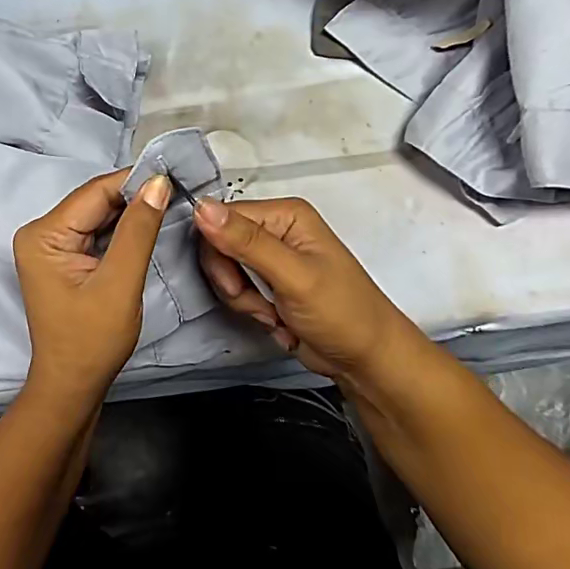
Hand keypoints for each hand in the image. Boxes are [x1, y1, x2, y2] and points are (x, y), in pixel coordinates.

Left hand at [13, 170, 171, 401]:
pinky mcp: (63, 259)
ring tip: (168, 204)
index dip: (134, 181)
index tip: (173, 174)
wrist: (73, 385)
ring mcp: (50, 246)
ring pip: (98, 216)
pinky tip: (147, 227)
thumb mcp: (120, 282)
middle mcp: (40, 233)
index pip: (94, 193)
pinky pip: (96, 233)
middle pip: (95, 202)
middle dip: (134, 197)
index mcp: (43, 235)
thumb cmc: (92, 341)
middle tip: (177, 189)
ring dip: (130, 213)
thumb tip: (157, 184)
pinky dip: (121, 231)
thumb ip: (139, 230)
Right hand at [192, 196, 423, 382]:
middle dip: (233, 282)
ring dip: (244, 300)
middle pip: (219, 245)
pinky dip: (251, 309)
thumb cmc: (346, 314)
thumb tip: (203, 208)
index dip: (218, 252)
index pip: (221, 219)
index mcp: (286, 214)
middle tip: (258, 301)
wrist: (366, 360)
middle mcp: (277, 229)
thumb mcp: (293, 275)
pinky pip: (237, 290)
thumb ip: (246, 241)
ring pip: (225, 271)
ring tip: (274, 313)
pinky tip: (278, 319)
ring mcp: (272, 257)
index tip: (236, 283)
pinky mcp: (269, 282)